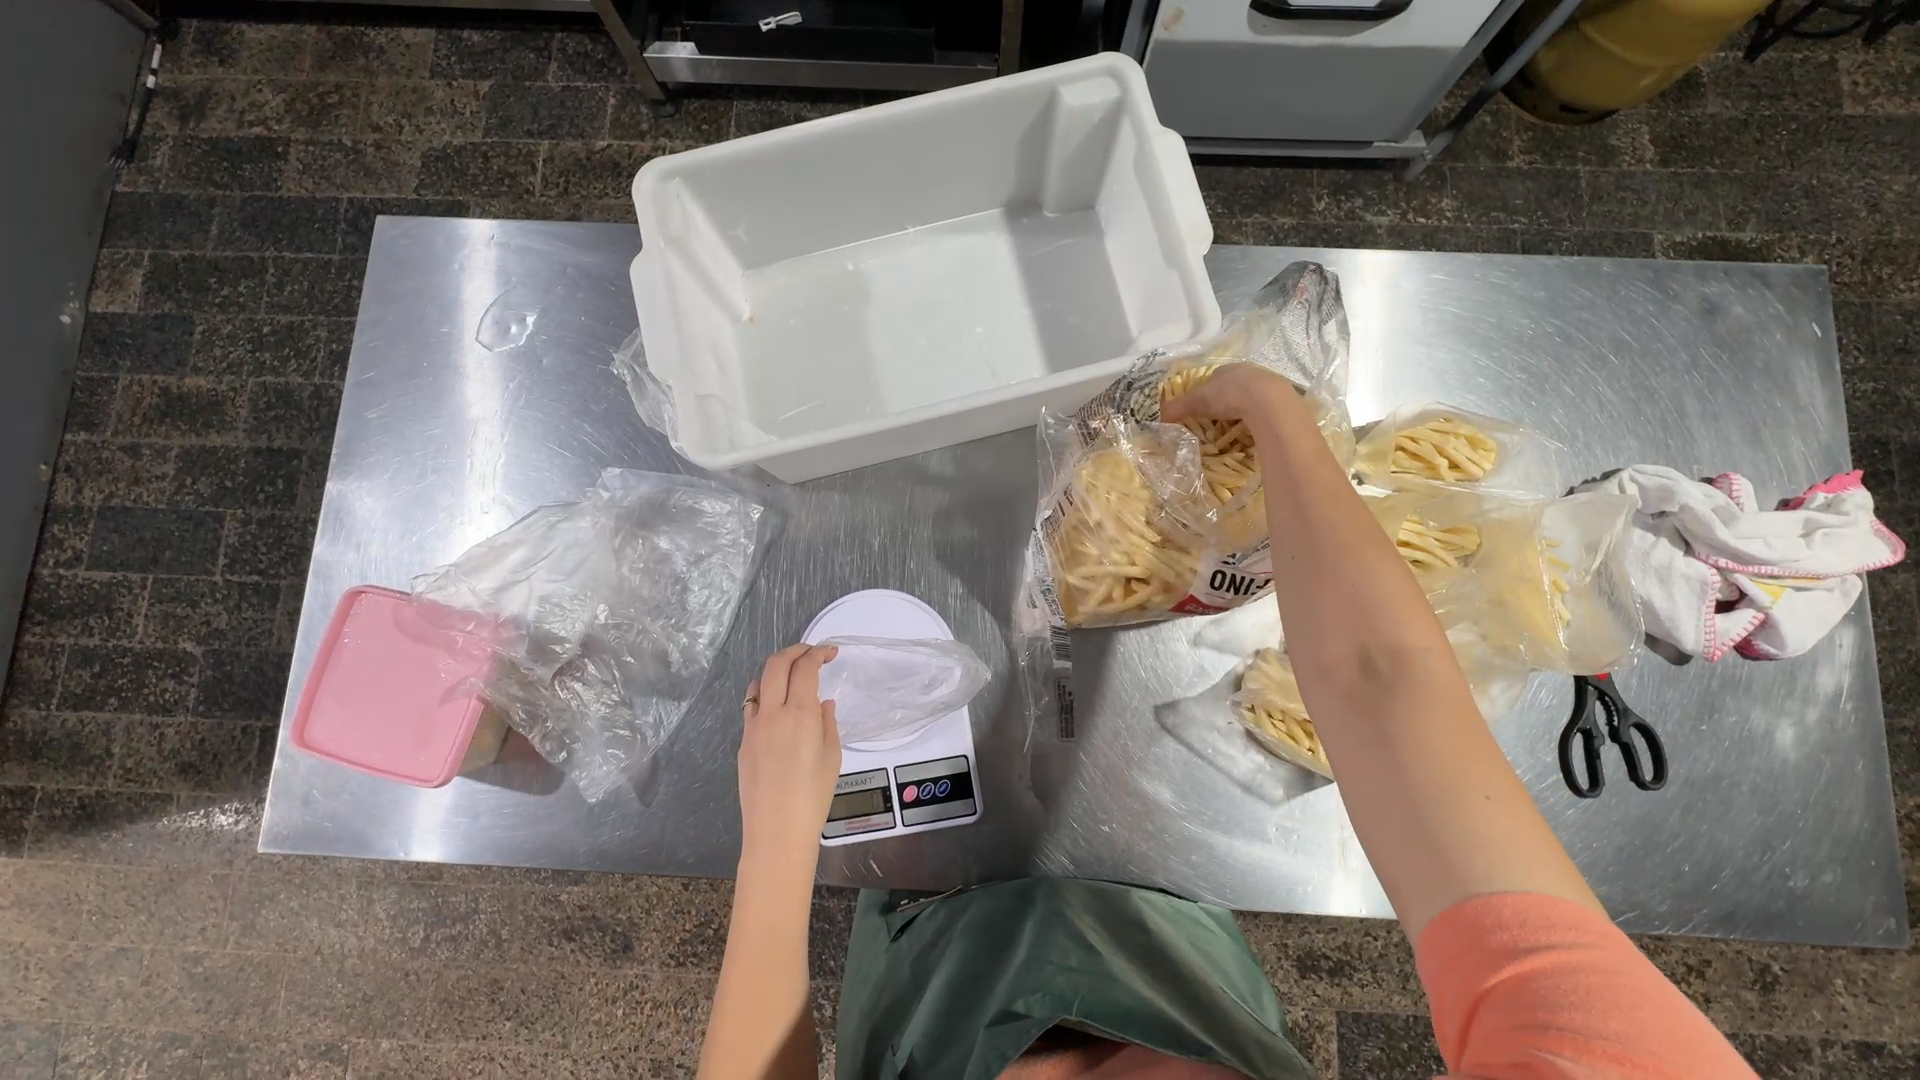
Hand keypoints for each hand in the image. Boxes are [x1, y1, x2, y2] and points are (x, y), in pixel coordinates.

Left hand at [737, 644, 840, 871]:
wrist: (777, 830)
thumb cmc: (813, 796)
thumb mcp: (832, 757)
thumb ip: (828, 724)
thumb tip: (823, 705)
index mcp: (799, 714)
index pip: (805, 668)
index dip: (818, 653)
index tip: (830, 652)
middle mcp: (772, 713)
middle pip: (776, 664)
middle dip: (795, 651)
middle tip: (811, 653)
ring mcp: (753, 727)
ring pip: (758, 682)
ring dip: (776, 670)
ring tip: (792, 676)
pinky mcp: (743, 742)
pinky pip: (752, 707)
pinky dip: (765, 695)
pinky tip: (777, 708)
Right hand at [1161, 362, 1304, 429]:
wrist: (1267, 401)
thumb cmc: (1228, 394)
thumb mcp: (1197, 401)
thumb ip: (1178, 407)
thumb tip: (1158, 416)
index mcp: (1227, 369)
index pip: (1213, 378)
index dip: (1206, 392)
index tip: (1202, 407)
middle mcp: (1248, 372)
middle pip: (1233, 387)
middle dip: (1226, 401)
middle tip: (1217, 420)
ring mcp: (1267, 384)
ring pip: (1250, 397)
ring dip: (1243, 409)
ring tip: (1235, 427)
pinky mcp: (1281, 399)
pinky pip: (1265, 409)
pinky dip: (1258, 418)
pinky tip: (1253, 428)